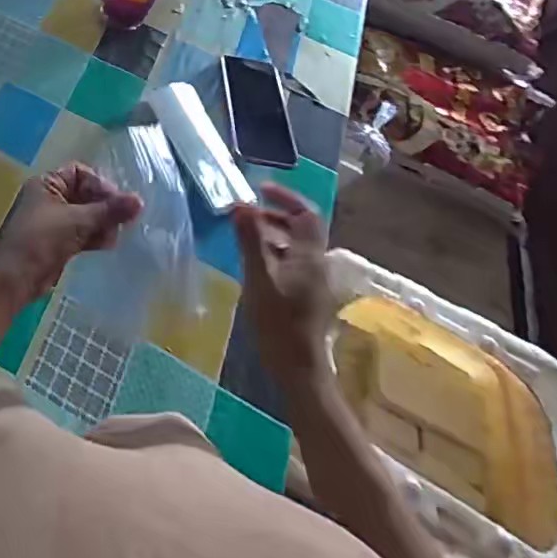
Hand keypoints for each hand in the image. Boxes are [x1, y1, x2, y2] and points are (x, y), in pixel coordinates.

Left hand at [0, 163, 142, 301]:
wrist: (15, 278)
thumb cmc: (40, 239)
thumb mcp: (76, 221)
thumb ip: (108, 211)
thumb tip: (139, 201)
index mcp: (46, 183)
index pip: (80, 173)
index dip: (100, 184)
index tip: (118, 202)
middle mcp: (49, 198)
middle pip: (86, 195)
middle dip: (105, 207)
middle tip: (123, 221)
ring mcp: (54, 221)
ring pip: (86, 215)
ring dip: (102, 224)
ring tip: (113, 236)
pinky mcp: (58, 242)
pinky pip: (82, 233)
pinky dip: (94, 236)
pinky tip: (107, 244)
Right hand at [233, 183, 337, 383]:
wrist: (297, 368)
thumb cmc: (277, 322)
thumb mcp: (258, 278)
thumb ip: (250, 240)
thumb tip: (241, 204)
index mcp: (309, 256)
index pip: (306, 214)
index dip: (286, 198)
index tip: (260, 189)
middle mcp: (315, 265)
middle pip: (301, 228)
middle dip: (274, 214)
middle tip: (245, 212)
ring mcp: (311, 282)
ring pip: (295, 245)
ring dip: (272, 233)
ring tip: (244, 233)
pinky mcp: (304, 295)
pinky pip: (290, 261)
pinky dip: (272, 251)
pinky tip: (252, 261)